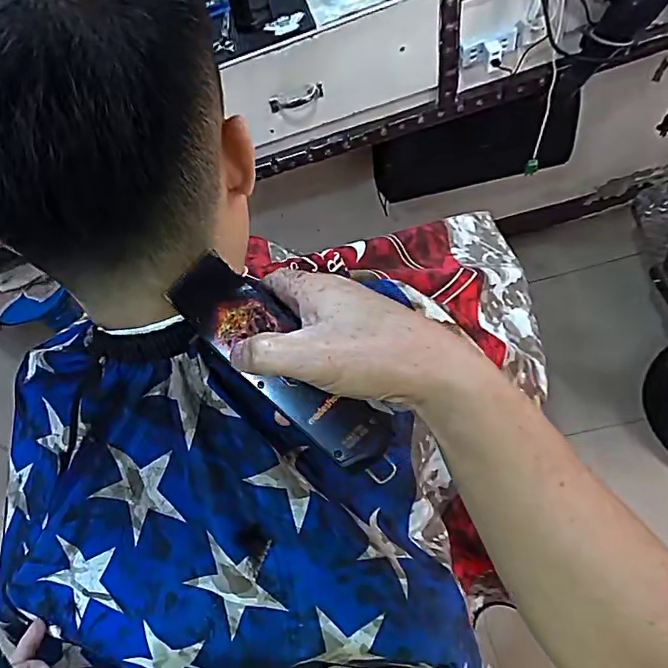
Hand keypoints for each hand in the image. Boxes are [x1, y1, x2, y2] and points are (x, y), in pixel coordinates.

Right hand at [228, 269, 498, 410]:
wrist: (434, 373)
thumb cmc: (370, 356)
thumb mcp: (306, 356)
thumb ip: (264, 353)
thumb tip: (235, 354)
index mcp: (317, 288)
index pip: (271, 279)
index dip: (249, 299)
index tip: (233, 327)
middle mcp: (338, 295)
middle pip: (292, 309)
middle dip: (272, 334)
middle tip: (256, 363)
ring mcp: (359, 317)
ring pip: (315, 332)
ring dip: (298, 354)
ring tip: (284, 381)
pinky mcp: (374, 340)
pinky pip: (336, 348)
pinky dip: (322, 364)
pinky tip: (319, 388)